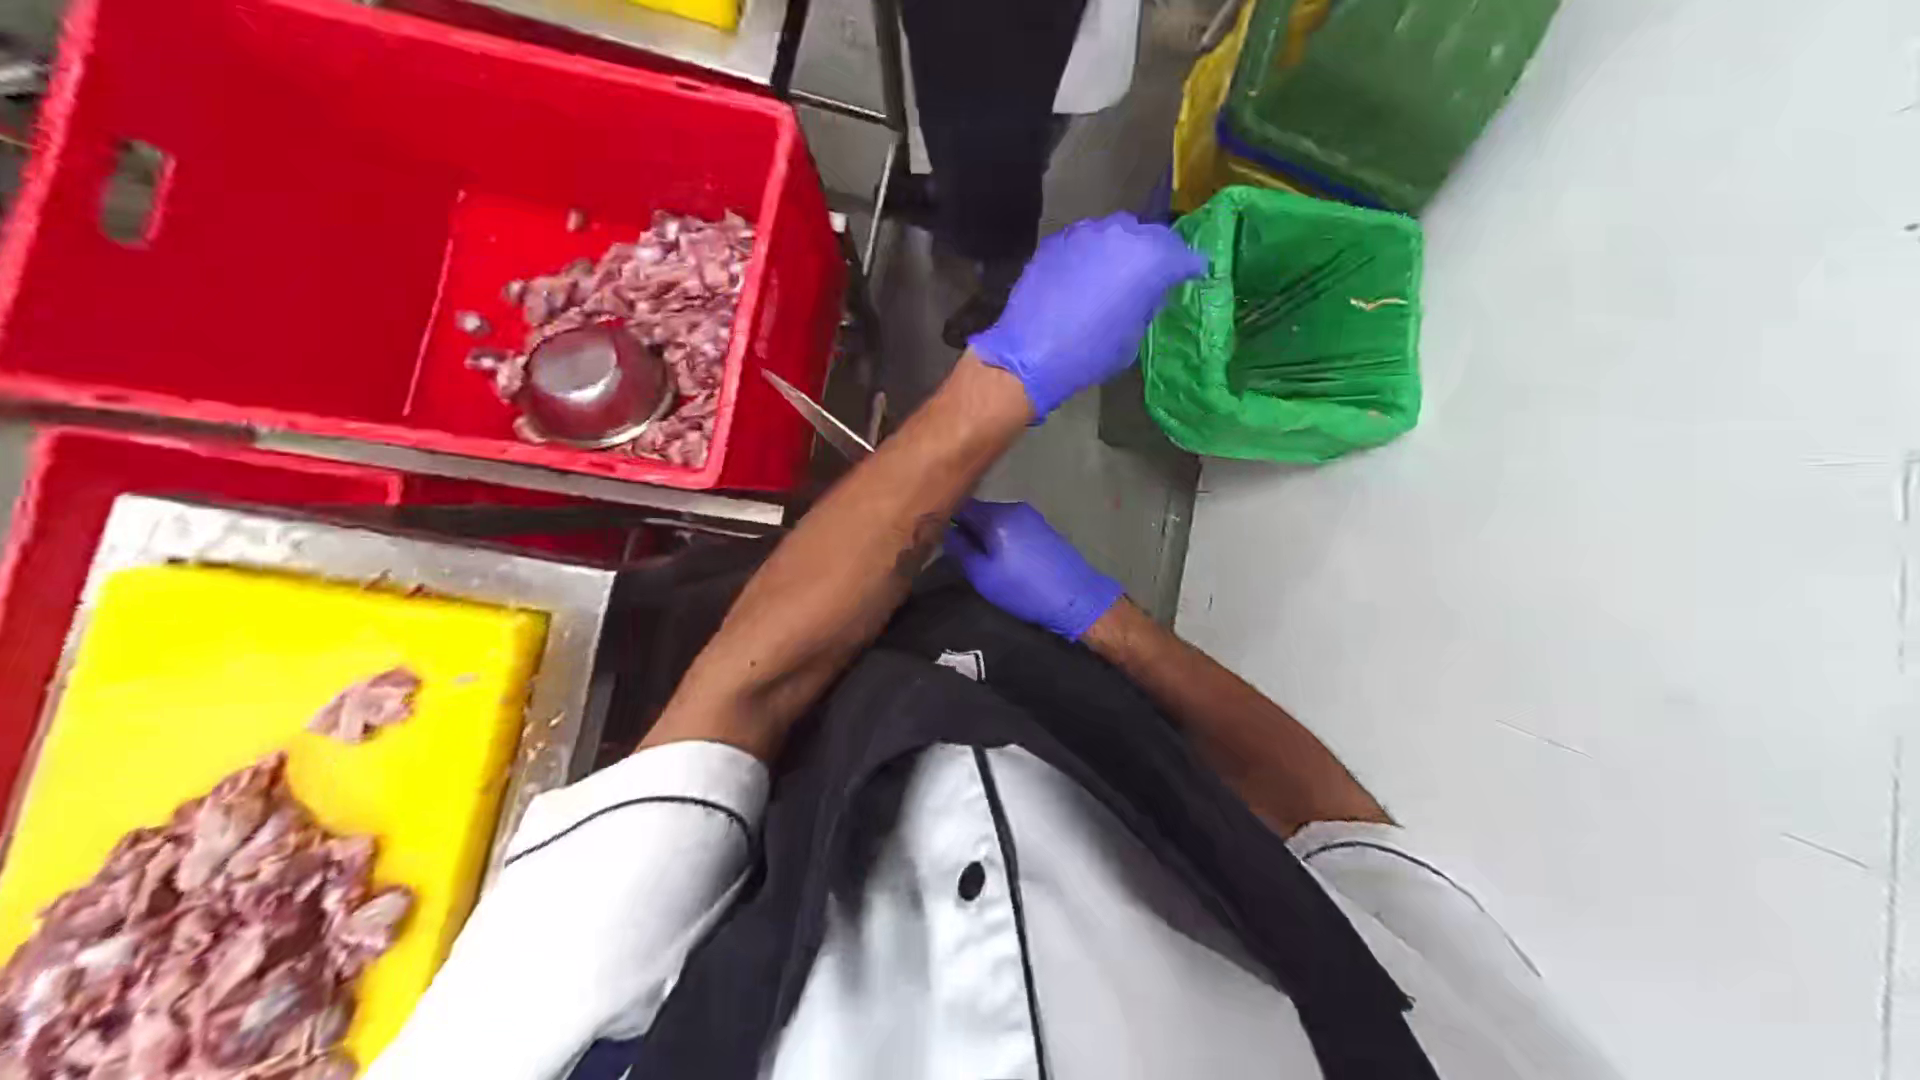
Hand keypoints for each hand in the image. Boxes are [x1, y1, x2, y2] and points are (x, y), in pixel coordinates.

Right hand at [944, 500, 1123, 641]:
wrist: (1076, 598)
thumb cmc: (1024, 589)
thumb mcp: (982, 575)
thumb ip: (960, 550)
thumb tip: (946, 533)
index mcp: (996, 516)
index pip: (961, 506)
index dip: (947, 519)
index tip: (940, 537)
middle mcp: (1014, 508)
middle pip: (979, 511)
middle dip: (967, 528)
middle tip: (960, 553)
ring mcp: (1032, 516)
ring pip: (996, 518)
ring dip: (986, 533)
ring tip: (983, 559)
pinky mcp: (1044, 527)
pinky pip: (1012, 525)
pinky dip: (1003, 536)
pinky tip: (1005, 557)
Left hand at [969, 213, 1207, 417]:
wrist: (1030, 356)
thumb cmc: (1089, 355)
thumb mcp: (1132, 336)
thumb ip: (1145, 304)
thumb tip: (1147, 292)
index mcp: (1150, 258)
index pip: (1182, 255)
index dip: (1189, 267)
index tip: (1192, 276)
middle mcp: (1121, 234)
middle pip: (1148, 235)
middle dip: (1153, 253)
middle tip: (1150, 275)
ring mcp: (1085, 233)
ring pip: (1112, 233)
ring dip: (1118, 250)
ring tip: (1113, 275)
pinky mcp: (1055, 242)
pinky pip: (1082, 242)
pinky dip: (1088, 255)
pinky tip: (1082, 278)